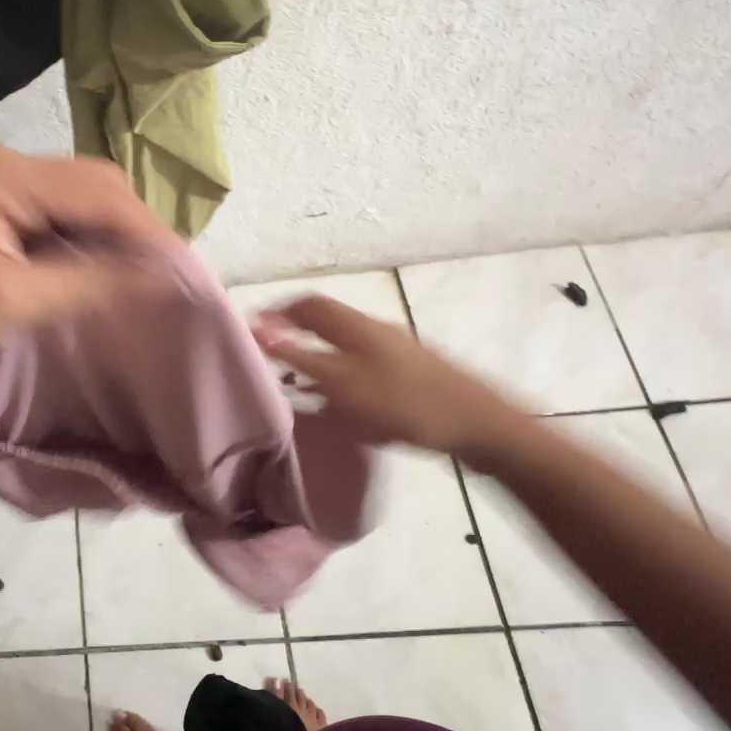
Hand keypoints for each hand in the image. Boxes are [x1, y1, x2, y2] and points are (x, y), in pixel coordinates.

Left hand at [0, 150, 176, 362]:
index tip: (182, 268)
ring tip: (146, 275)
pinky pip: (65, 216)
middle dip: (134, 229)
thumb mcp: (15, 299)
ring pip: (85, 200)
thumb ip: (90, 282)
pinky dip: (90, 241)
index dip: (145, 228)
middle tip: (166, 274)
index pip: (98, 191)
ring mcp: (9, 185)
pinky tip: (108, 269)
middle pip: (97, 186)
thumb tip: (161, 277)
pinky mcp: (7, 209)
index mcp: (10, 177)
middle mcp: (13, 167)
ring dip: (115, 235)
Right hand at [253, 296, 528, 463]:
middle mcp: (375, 330)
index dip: (277, 311)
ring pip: (343, 345)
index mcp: (358, 326)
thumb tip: (258, 329)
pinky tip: (335, 404)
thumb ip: (299, 356)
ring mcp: (395, 351)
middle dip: (295, 335)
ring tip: (295, 384)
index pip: (308, 303)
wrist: (479, 427)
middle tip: (269, 360)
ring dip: (316, 357)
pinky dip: (338, 376)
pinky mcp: (409, 374)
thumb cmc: (405, 403)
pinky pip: (360, 366)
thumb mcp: (343, 383)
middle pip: (326, 322)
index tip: (251, 331)